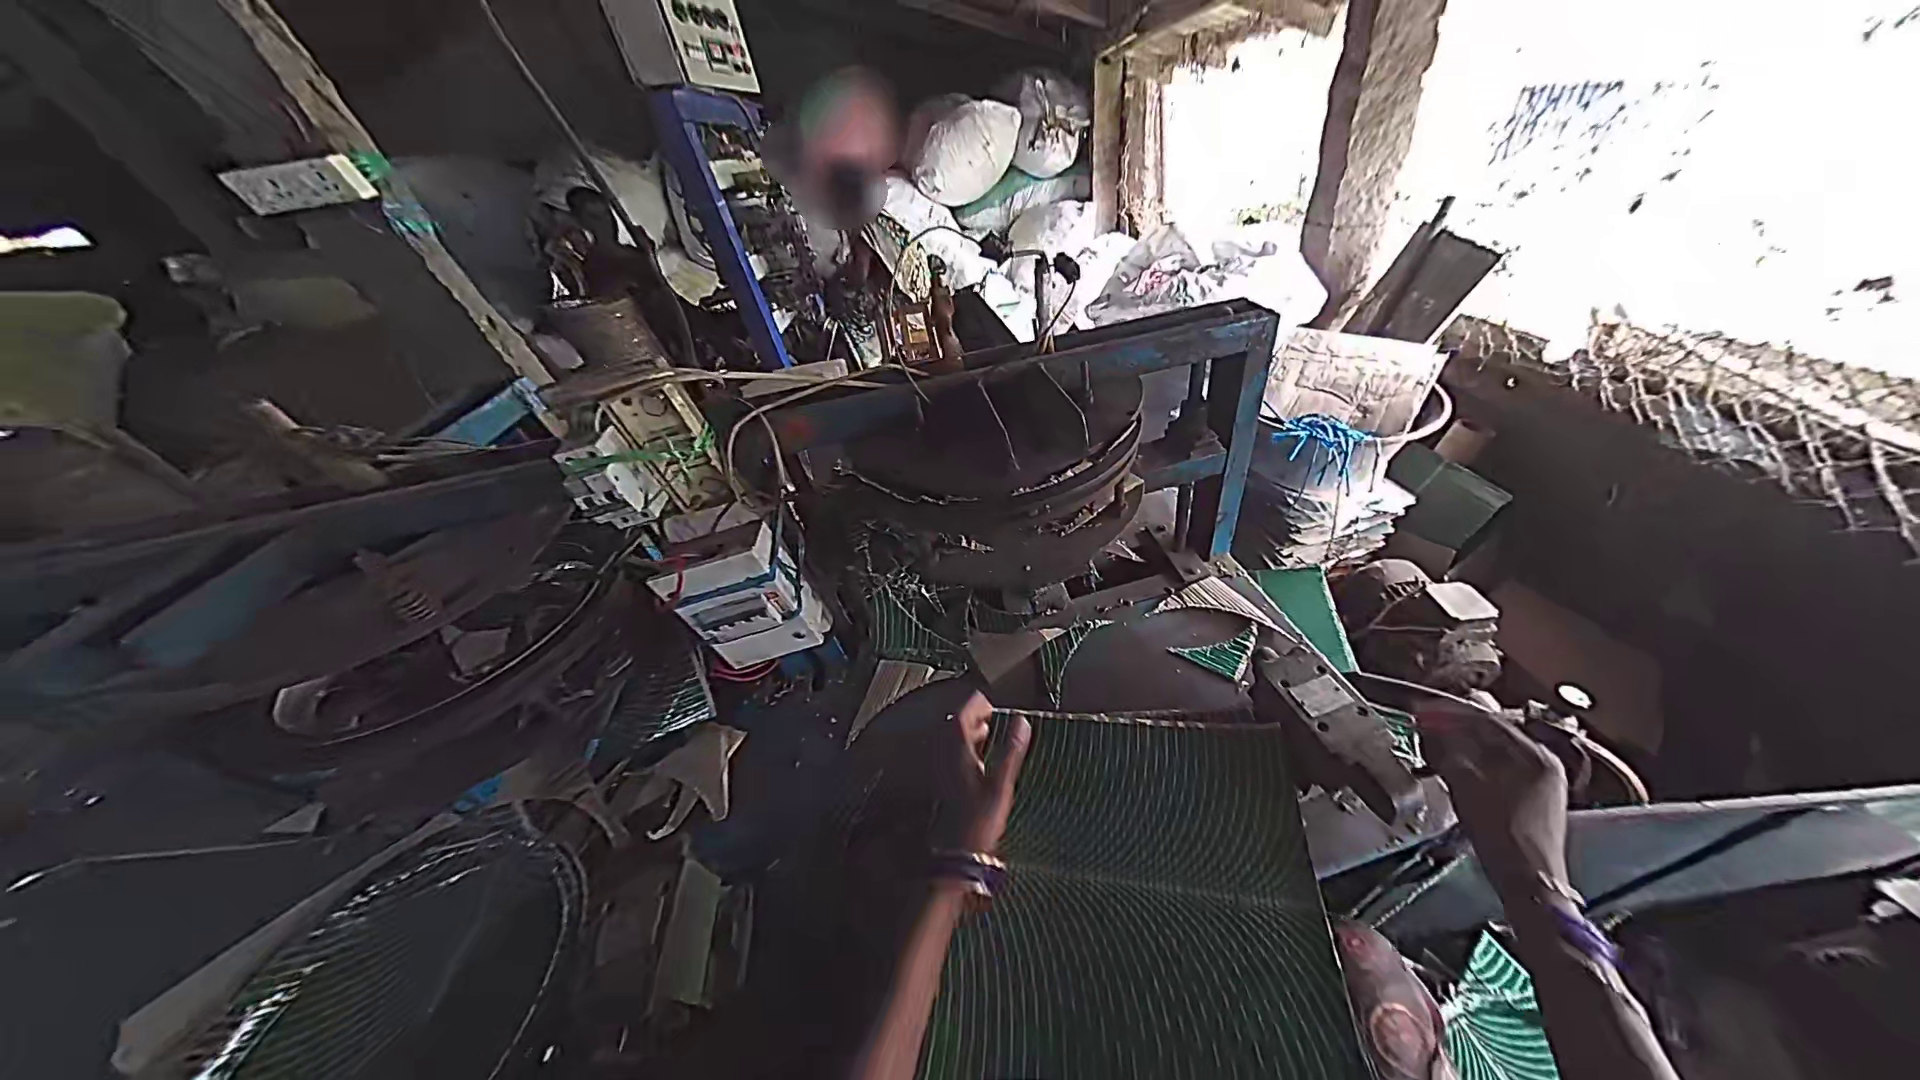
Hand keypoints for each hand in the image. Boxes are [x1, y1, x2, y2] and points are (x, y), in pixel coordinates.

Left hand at [953, 693, 1030, 853]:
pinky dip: (967, 746)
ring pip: (955, 737)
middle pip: (958, 722)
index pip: (965, 711)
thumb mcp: (1001, 782)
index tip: (992, 702)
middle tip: (993, 715)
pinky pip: (954, 752)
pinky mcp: (945, 779)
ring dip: (971, 731)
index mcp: (958, 747)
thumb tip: (1022, 721)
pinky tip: (981, 757)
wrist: (958, 851)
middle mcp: (946, 752)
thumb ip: (1012, 749)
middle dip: (975, 715)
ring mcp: (943, 766)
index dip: (978, 704)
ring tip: (989, 732)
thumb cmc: (979, 818)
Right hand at [1418, 702, 1571, 902]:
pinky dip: (1469, 761)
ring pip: (1489, 750)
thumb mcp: (1464, 782)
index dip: (1449, 712)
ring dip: (1459, 745)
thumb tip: (1425, 723)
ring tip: (1431, 745)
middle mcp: (1542, 764)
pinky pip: (1494, 766)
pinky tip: (1449, 766)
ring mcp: (1538, 781)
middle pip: (1489, 733)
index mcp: (1535, 755)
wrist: (1526, 878)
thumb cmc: (1501, 830)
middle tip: (1423, 726)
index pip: (1486, 720)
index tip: (1422, 710)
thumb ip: (1444, 747)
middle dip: (1453, 728)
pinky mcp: (1528, 796)